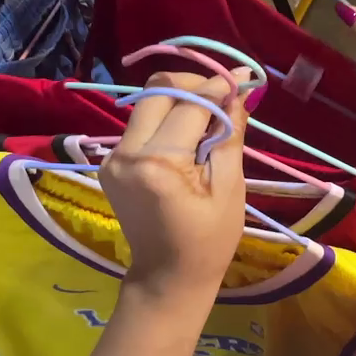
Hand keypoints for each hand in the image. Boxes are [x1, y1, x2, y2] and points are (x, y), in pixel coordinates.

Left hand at [100, 70, 250, 303]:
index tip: (243, 76)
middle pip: (157, 91)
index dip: (217, 87)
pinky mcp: (112, 162)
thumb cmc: (209, 241)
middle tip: (222, 94)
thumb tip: (238, 89)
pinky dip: (167, 117)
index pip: (189, 105)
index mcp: (158, 163)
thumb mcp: (229, 187)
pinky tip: (191, 132)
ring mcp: (113, 157)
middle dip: (193, 84)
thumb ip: (229, 133)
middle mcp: (127, 153)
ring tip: (210, 114)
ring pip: (147, 103)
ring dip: (180, 99)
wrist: (167, 278)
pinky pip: (141, 123)